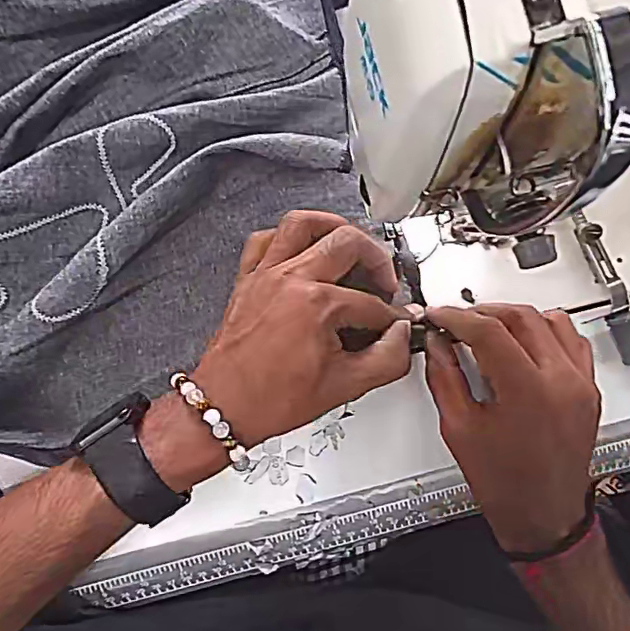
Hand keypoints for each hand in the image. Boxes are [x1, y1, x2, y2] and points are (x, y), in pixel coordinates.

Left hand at [141, 212, 412, 490]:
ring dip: (334, 227)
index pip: (372, 303)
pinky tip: (301, 249)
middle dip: (379, 260)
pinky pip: (264, 240)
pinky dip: (286, 237)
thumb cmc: (270, 399)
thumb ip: (388, 359)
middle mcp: (291, 280)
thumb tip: (403, 337)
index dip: (392, 317)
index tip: (395, 326)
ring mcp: (266, 275)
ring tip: (352, 241)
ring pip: (303, 224)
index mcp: (317, 305)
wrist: (226, 406)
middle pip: (348, 243)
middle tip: (385, 281)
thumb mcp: (345, 387)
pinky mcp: (247, 280)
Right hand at [424, 304, 600, 553]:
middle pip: (520, 317)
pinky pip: (572, 341)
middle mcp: (561, 382)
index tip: (440, 317)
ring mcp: (580, 384)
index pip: (488, 329)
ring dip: (515, 317)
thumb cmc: (507, 485)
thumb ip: (445, 377)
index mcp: (527, 391)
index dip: (456, 317)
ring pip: (550, 320)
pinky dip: (546, 331)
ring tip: (487, 328)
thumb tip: (438, 345)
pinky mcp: (589, 389)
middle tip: (457, 322)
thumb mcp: (459, 428)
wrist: (544, 515)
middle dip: (482, 312)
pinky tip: (526, 340)